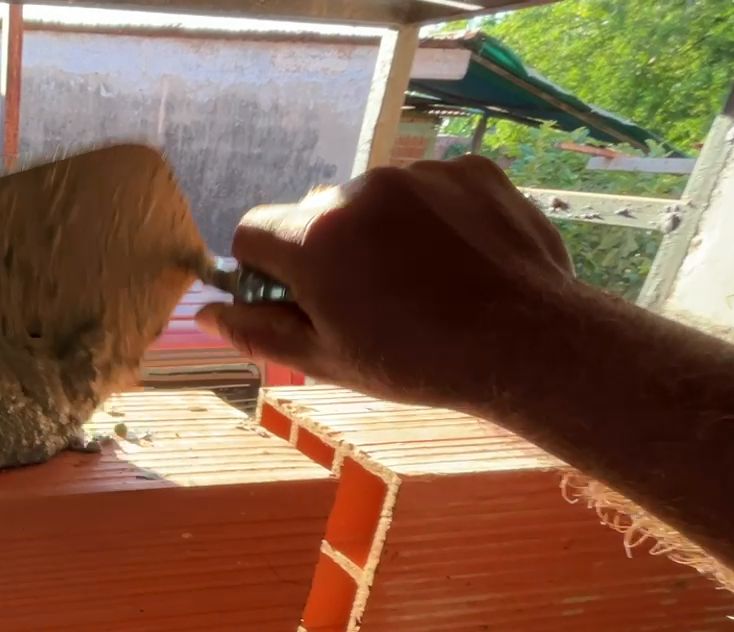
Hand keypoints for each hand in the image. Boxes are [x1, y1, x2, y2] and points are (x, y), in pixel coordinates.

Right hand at [198, 156, 575, 411]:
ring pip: (365, 200)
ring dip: (369, 234)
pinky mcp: (469, 168)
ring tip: (408, 283)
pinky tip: (445, 261)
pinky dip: (419, 219)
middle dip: (317, 252)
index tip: (288, 298)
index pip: (251, 230)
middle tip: (354, 300)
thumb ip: (255, 331)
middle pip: (309, 214)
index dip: (259, 269)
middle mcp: (360, 190)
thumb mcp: (320, 358)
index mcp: (315, 239)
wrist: (527, 343)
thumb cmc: (411, 361)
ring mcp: (419, 173)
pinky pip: (420, 188)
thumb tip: (206, 315)